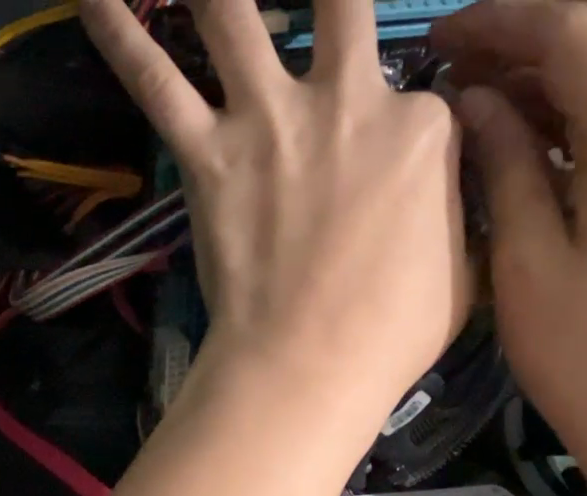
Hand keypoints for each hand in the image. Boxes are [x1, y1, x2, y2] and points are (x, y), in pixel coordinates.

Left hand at [81, 0, 473, 417]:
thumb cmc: (392, 336)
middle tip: (325, 0)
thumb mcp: (466, 272)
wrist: (307, 366)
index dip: (404, 126)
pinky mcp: (207, 154)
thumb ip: (455, 212)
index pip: (418, 96)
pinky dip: (120, 36)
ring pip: (232, 13)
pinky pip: (156, 82)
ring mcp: (270, 121)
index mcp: (421, 129)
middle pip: (341, 1)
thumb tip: (449, 193)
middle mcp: (346, 100)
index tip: (391, 162)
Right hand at [433, 0, 586, 478]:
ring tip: (487, 91)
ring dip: (564, 57)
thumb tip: (477, 102)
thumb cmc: (586, 357)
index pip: (572, 30)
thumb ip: (506, 165)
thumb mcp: (526, 262)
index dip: (500, 22)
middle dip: (537, 22)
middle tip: (463, 55)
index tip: (435, 39)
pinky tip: (534, 131)